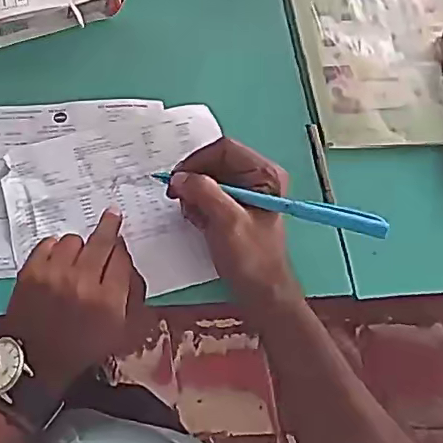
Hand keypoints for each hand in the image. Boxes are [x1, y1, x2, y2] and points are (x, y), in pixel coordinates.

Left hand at [4, 209, 144, 393]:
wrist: (34, 362)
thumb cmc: (78, 350)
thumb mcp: (117, 334)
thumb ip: (129, 298)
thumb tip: (129, 266)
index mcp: (108, 301)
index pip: (121, 259)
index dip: (121, 249)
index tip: (120, 242)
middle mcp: (82, 283)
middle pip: (101, 241)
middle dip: (110, 226)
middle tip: (113, 215)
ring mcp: (54, 275)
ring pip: (73, 240)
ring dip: (78, 247)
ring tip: (76, 259)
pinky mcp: (31, 271)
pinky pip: (48, 243)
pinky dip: (54, 248)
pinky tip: (57, 260)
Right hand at [167, 138, 300, 306]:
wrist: (261, 292)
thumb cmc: (251, 258)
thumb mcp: (227, 222)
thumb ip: (204, 193)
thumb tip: (179, 177)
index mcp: (264, 173)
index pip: (223, 149)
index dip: (197, 161)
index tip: (177, 181)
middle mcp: (256, 176)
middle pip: (213, 162)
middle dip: (194, 181)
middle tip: (181, 201)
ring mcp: (245, 191)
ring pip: (207, 178)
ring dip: (194, 195)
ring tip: (195, 217)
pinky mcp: (234, 205)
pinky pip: (207, 193)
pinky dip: (197, 205)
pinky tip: (199, 222)